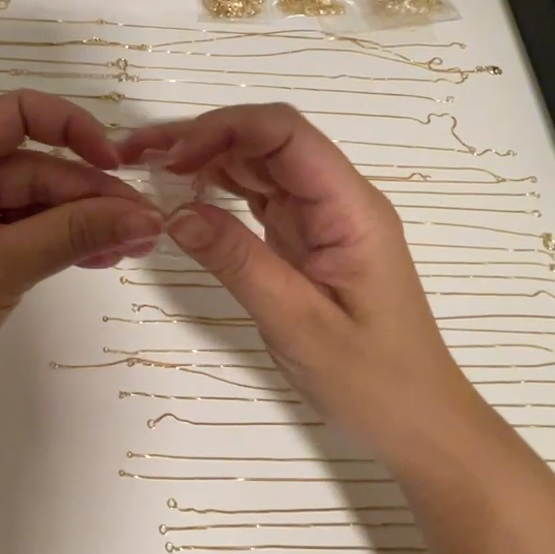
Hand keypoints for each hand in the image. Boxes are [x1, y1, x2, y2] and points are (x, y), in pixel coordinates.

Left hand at [0, 90, 164, 399]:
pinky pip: (23, 227)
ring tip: (134, 247)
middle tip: (145, 227)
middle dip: (89, 194)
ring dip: (81, 222)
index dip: (72, 127)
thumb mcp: (6, 265)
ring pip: (34, 199)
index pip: (17, 111)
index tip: (115, 163)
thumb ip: (76, 232)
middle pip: (34, 164)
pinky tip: (101, 257)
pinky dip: (58, 240)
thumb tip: (148, 216)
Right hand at [118, 104, 494, 466]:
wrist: (417, 423)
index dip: (224, 130)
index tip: (172, 161)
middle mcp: (335, 198)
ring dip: (202, 156)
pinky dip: (214, 186)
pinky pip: (254, 193)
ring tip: (146, 163)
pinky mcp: (302, 235)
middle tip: (137, 153)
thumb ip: (238, 262)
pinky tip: (180, 193)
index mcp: (349, 207)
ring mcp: (318, 215)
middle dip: (201, 135)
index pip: (285, 133)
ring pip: (255, 162)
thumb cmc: (372, 380)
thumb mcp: (298, 324)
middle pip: (265, 139)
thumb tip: (173, 213)